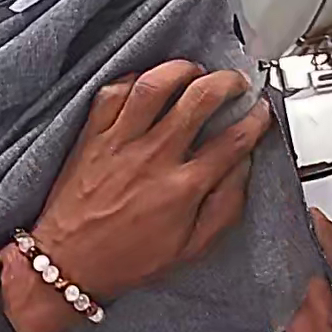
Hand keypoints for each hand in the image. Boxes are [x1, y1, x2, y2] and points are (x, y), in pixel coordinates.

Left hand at [28, 59, 272, 302]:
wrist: (69, 262)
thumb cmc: (127, 258)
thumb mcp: (190, 249)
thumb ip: (225, 208)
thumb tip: (243, 170)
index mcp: (183, 187)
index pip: (232, 141)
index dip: (256, 119)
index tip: (261, 111)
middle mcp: (154, 157)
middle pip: (199, 99)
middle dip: (226, 82)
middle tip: (234, 83)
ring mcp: (121, 142)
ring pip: (155, 85)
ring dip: (181, 69)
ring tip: (194, 71)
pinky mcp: (93, 136)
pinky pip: (113, 93)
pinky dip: (133, 79)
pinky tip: (146, 83)